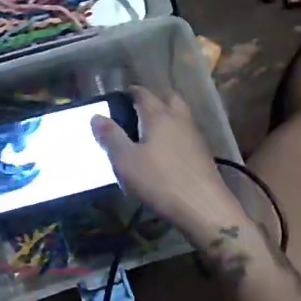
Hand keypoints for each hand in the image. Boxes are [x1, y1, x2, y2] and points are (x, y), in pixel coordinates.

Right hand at [92, 88, 246, 233]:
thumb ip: (110, 137)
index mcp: (158, 115)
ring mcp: (195, 136)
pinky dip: (174, 137)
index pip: (143, 93)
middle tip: (136, 113)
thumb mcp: (125, 160)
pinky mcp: (203, 155)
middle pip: (168, 99)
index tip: (118, 99)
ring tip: (147, 135)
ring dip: (165, 119)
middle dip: (153, 101)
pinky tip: (164, 154)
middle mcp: (179, 119)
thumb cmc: (159, 180)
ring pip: (179, 117)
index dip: (130, 93)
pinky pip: (185, 135)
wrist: (203, 207)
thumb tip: (96, 116)